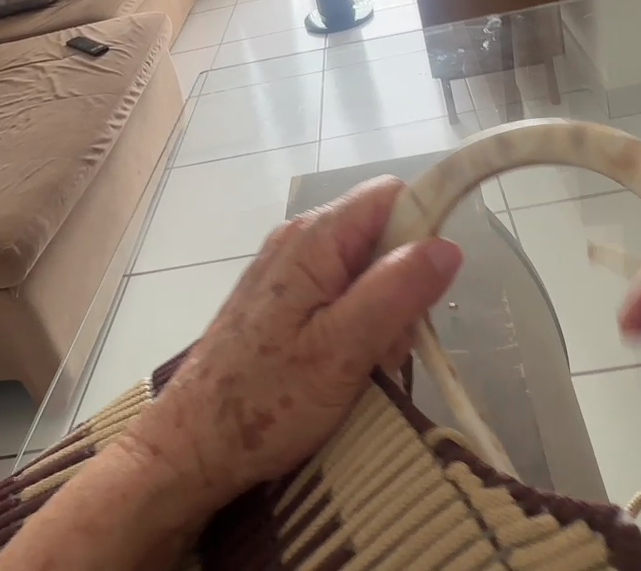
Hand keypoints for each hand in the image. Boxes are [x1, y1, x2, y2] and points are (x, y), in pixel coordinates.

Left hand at [118, 176, 462, 518]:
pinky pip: (341, 291)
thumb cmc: (266, 402)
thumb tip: (447, 245)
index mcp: (315, 238)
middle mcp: (301, 239)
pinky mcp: (284, 297)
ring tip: (366, 365)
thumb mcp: (343, 350)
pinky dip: (358, 323)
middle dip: (403, 283)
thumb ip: (396, 291)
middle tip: (391, 345)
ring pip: (365, 267)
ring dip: (383, 311)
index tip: (431, 286)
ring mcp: (289, 268)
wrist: (193, 445)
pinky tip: (348, 365)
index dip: (422, 226)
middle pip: (380, 232)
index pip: (390, 195)